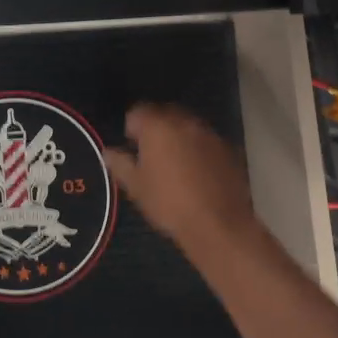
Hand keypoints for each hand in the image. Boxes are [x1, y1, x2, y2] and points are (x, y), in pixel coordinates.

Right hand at [106, 103, 259, 249]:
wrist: (218, 225)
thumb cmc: (169, 203)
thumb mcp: (136, 187)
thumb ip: (120, 164)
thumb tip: (108, 152)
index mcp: (157, 127)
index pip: (138, 112)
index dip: (132, 128)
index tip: (131, 146)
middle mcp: (184, 123)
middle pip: (165, 114)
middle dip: (156, 128)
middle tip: (151, 153)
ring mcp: (210, 135)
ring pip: (188, 126)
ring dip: (179, 137)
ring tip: (175, 163)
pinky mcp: (229, 150)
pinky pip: (207, 141)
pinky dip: (199, 149)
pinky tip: (197, 172)